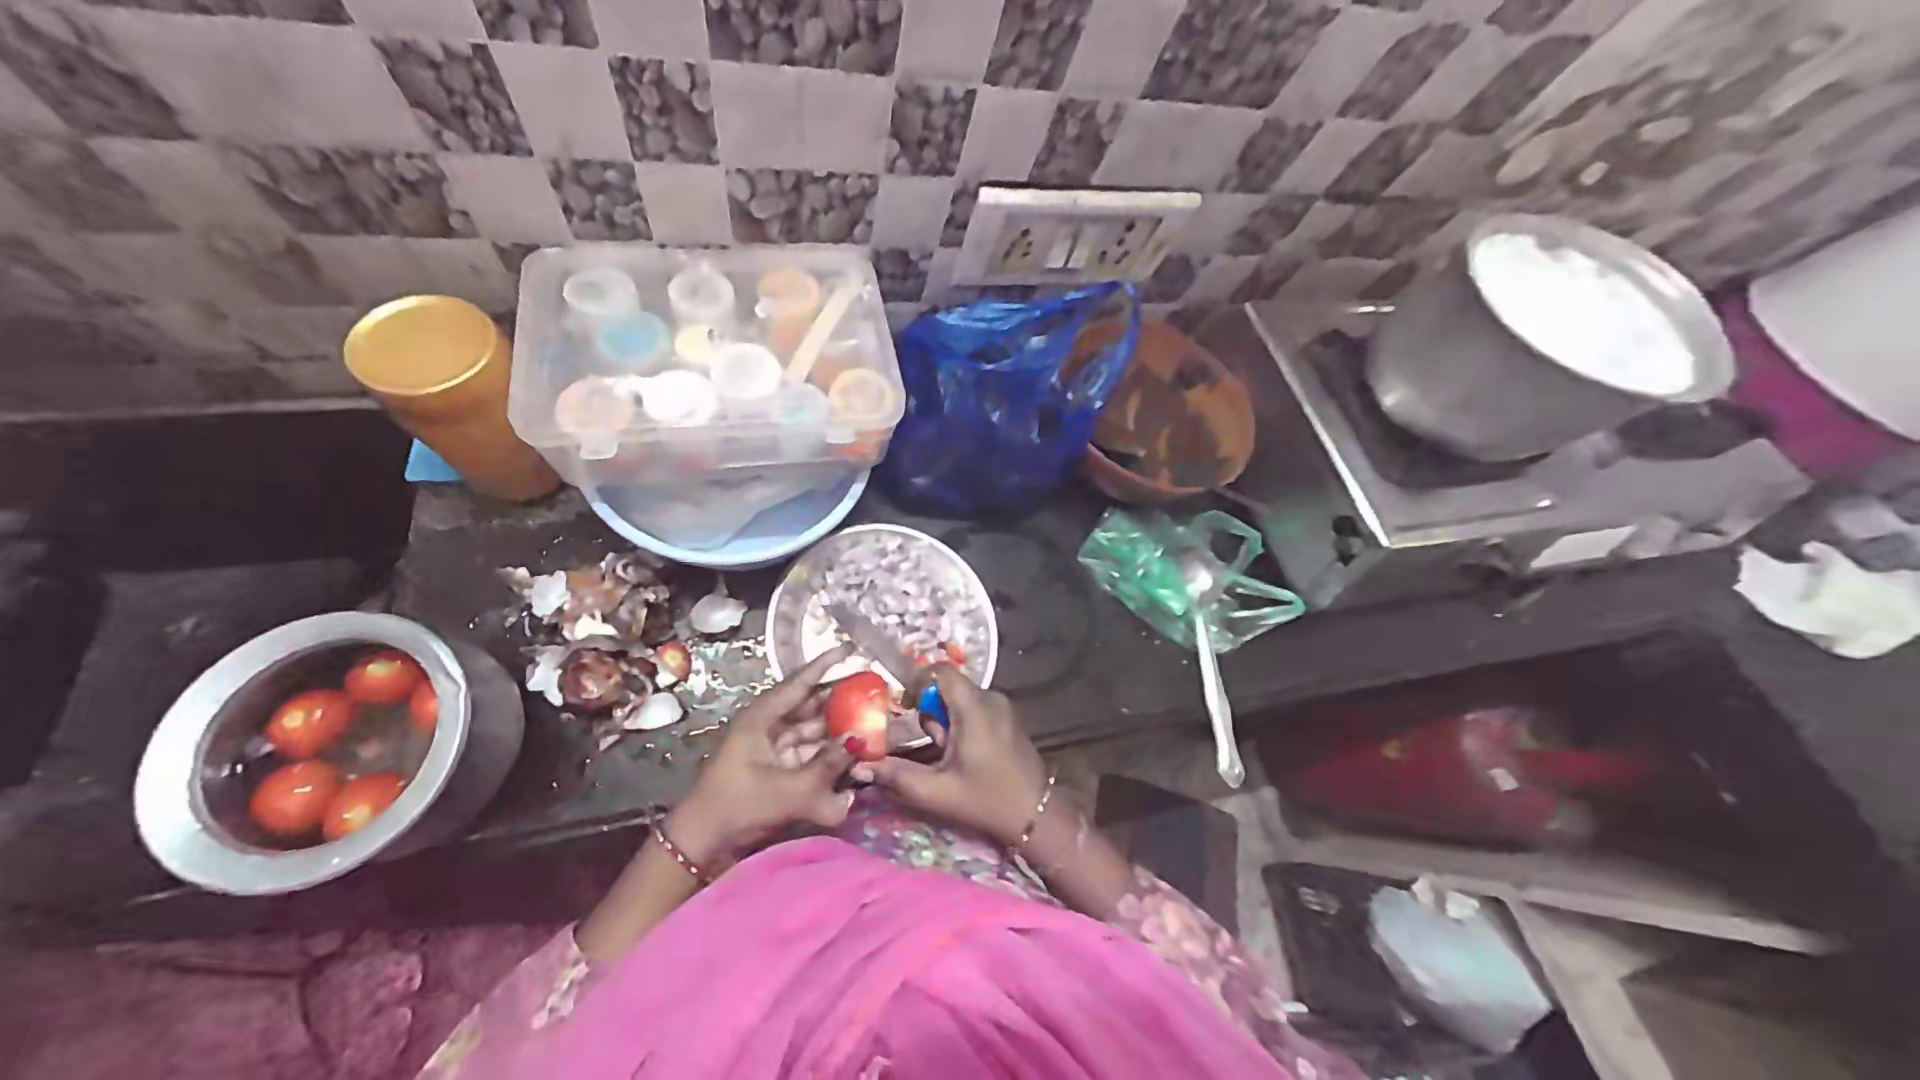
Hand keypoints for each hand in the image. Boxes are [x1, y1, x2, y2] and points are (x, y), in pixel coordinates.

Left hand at [665, 645, 857, 865]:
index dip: (826, 665)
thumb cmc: (739, 806)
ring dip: (838, 727)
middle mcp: (768, 725)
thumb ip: (828, 765)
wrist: (703, 844)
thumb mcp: (788, 789)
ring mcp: (772, 747)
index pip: (800, 683)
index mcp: (762, 717)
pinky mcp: (777, 767)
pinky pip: (810, 751)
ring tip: (870, 720)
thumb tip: (861, 740)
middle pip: (811, 705)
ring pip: (813, 729)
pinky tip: (853, 751)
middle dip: (841, 699)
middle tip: (873, 691)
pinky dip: (829, 751)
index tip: (851, 648)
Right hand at [865, 665, 1047, 846]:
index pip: (940, 671)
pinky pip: (977, 707)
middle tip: (934, 745)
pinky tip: (966, 754)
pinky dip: (963, 722)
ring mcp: (1003, 706)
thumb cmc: (985, 799)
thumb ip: (896, 775)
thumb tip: (861, 766)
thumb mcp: (936, 791)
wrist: (1036, 814)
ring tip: (951, 755)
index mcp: (974, 708)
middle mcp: (991, 698)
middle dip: (933, 712)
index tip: (906, 707)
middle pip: (949, 687)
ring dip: (948, 720)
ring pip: (962, 698)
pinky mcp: (1009, 717)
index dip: (918, 682)